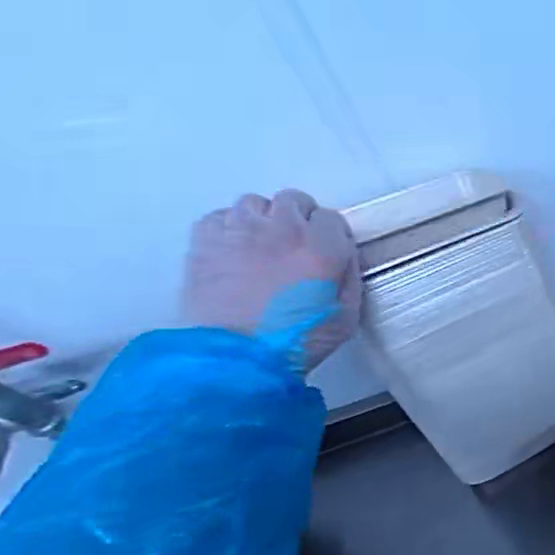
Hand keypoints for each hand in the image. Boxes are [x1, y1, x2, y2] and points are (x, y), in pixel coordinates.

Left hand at [182, 190, 359, 373]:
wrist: (237, 354)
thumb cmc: (301, 338)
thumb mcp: (348, 312)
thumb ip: (349, 276)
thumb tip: (343, 256)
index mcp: (323, 248)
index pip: (332, 217)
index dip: (333, 235)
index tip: (330, 253)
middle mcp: (281, 230)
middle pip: (294, 200)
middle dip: (300, 217)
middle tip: (299, 244)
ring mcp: (239, 231)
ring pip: (255, 202)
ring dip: (265, 218)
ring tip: (265, 244)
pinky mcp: (205, 239)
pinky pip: (221, 216)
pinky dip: (232, 226)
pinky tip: (237, 249)